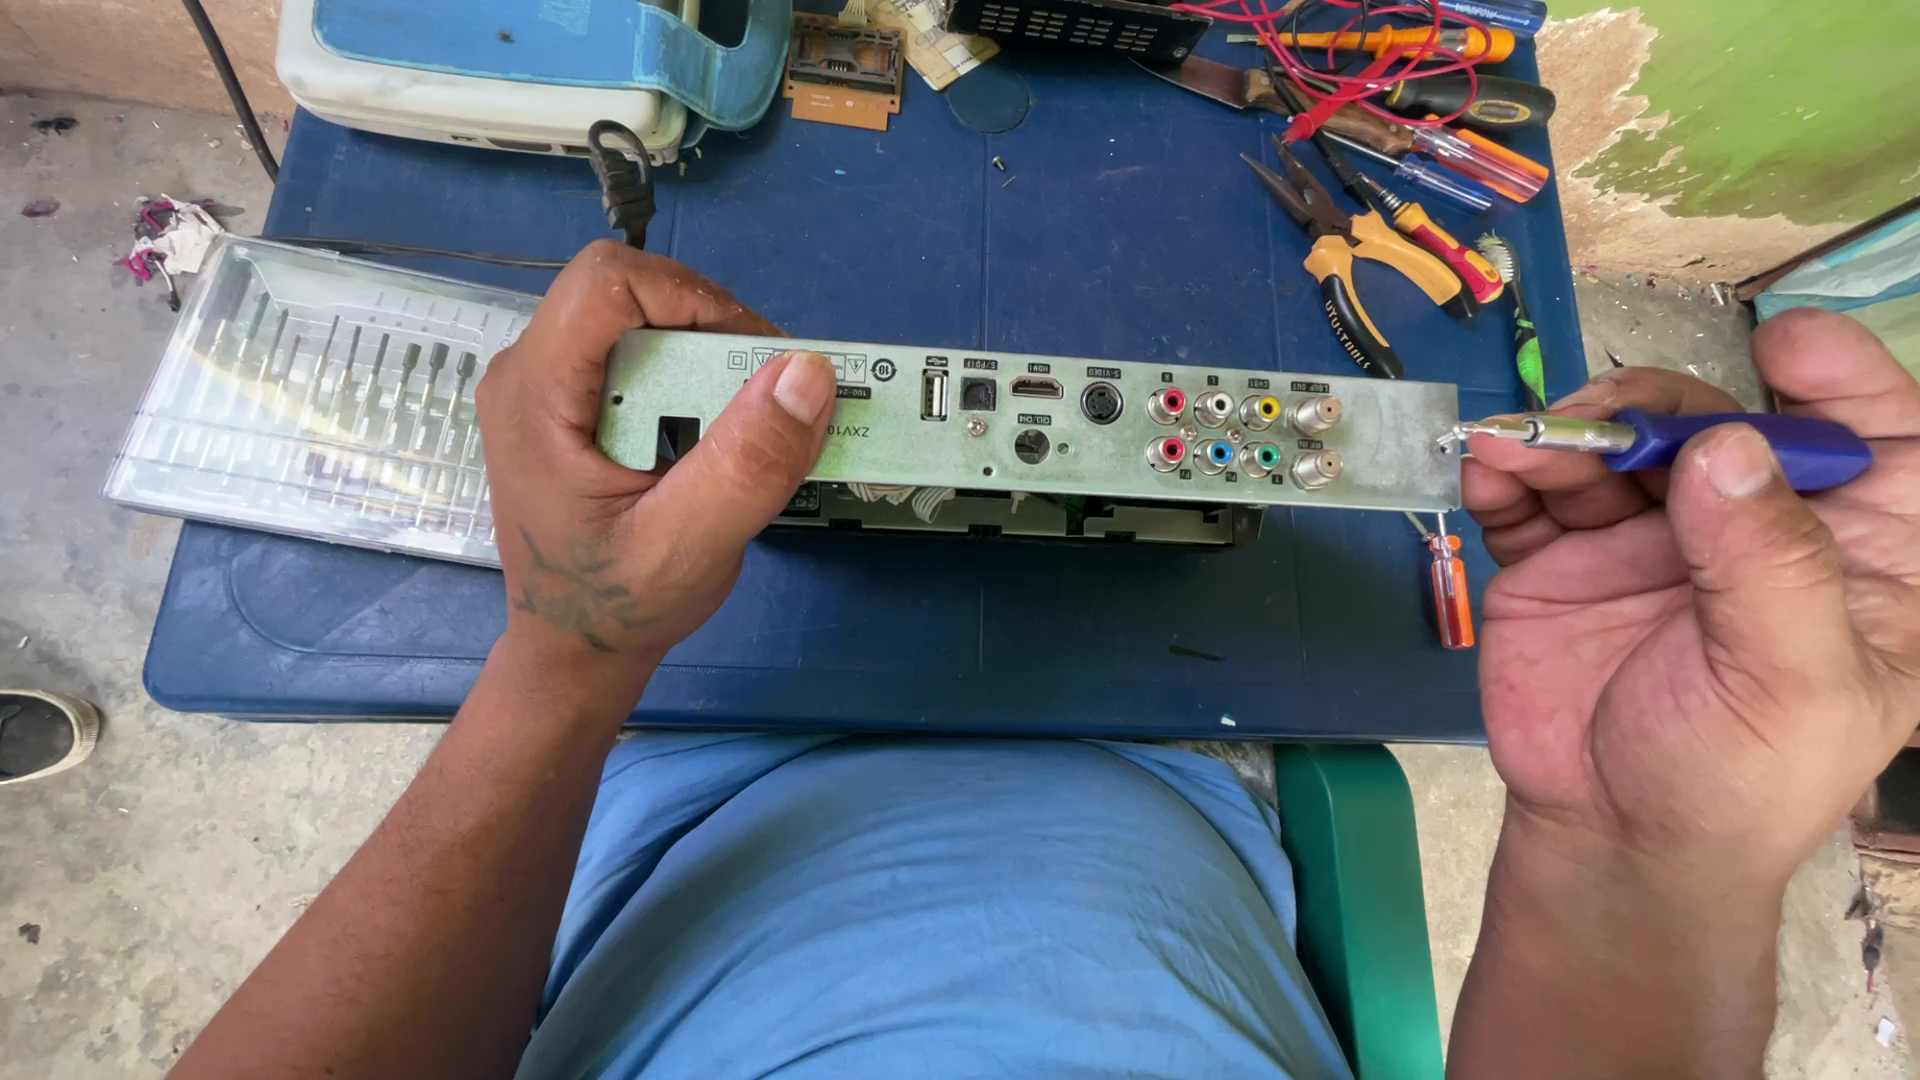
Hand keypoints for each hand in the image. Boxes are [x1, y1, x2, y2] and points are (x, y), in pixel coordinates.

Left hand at [476, 241, 836, 693]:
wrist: (577, 646)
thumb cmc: (621, 603)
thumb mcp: (691, 544)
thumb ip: (746, 465)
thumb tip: (808, 371)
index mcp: (538, 392)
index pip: (611, 284)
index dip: (697, 299)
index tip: (761, 361)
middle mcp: (532, 371)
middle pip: (633, 297)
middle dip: (717, 332)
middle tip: (772, 396)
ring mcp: (551, 387)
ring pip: (644, 323)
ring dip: (713, 358)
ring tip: (754, 419)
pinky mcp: (576, 406)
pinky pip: (644, 357)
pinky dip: (699, 381)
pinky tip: (722, 433)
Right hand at [1464, 309, 1919, 885]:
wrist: (1602, 824)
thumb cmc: (1733, 769)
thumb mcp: (1788, 679)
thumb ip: (1768, 565)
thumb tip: (1725, 447)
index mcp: (1841, 558)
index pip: (1874, 446)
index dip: (1837, 385)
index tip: (1782, 344)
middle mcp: (1730, 535)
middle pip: (1701, 435)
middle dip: (1647, 412)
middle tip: (1588, 418)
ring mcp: (1629, 546)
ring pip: (1600, 460)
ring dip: (1555, 441)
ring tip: (1510, 445)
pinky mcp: (1548, 565)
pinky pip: (1524, 506)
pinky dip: (1499, 481)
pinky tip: (1481, 471)